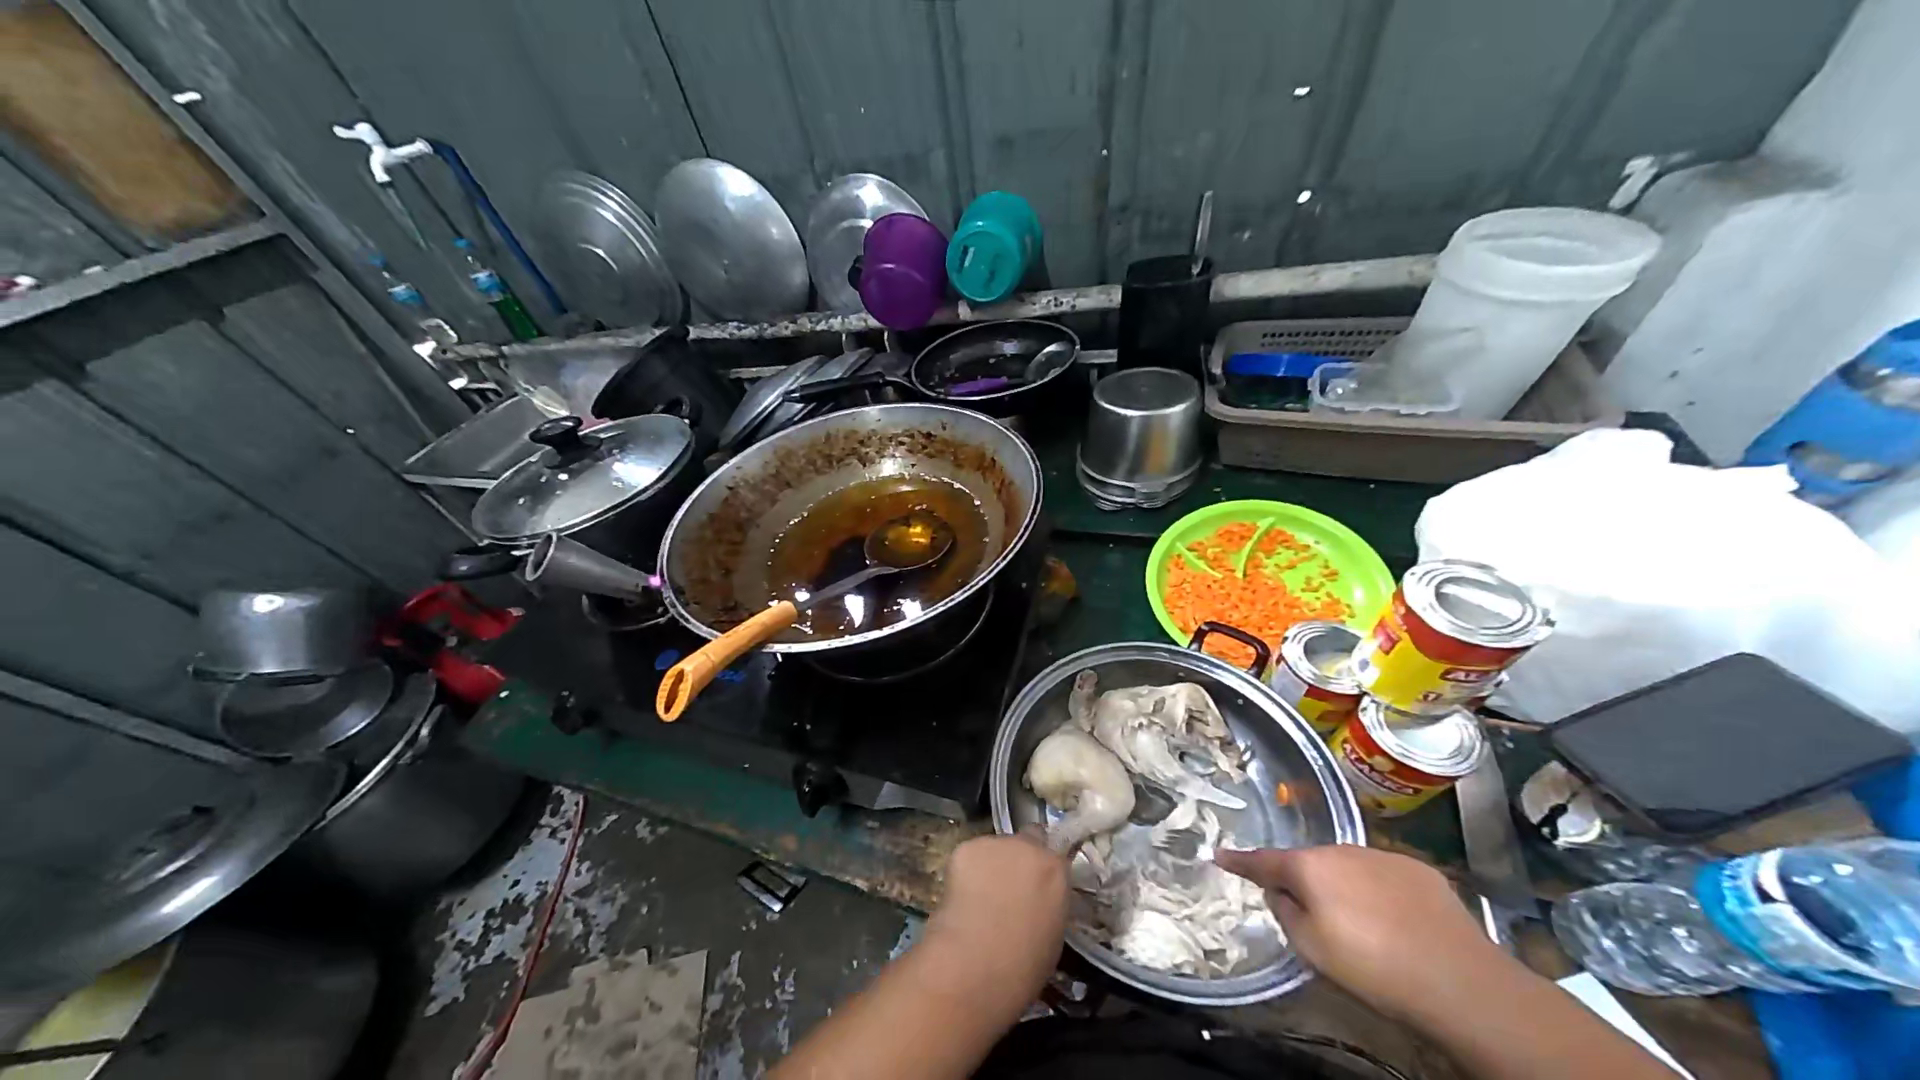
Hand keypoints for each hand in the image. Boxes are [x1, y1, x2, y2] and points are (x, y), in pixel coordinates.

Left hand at [924, 829, 1068, 996]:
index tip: (1033, 887)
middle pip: (1025, 841)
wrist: (977, 963)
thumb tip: (1035, 902)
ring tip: (978, 900)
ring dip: (989, 867)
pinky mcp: (965, 848)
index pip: (1053, 855)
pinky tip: (960, 899)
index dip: (1041, 870)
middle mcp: (1028, 846)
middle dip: (1017, 858)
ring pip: (993, 850)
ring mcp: (995, 844)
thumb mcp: (1053, 934)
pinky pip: (968, 856)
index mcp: (1055, 869)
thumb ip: (1048, 904)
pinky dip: (964, 872)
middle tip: (1005, 888)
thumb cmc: (1023, 965)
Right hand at [1215, 845, 1515, 1022]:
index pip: (1263, 860)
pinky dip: (1375, 889)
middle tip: (1303, 907)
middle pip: (1308, 861)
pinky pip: (1381, 874)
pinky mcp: (1419, 869)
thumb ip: (1285, 912)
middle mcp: (1341, 849)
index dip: (1239, 860)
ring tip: (1353, 918)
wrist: (1460, 981)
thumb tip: (1280, 892)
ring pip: (1346, 865)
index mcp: (1309, 866)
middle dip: (1301, 877)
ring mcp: (1382, 856)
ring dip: (1340, 882)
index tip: (1220, 854)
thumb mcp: (1310, 949)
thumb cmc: (1372, 967)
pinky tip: (1391, 917)